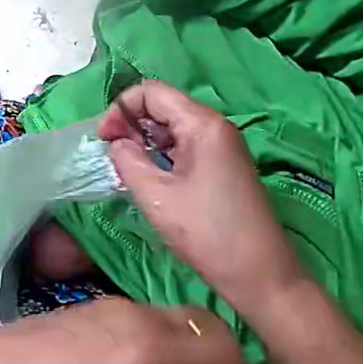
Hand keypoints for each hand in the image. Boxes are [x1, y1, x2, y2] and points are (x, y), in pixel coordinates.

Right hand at [97, 80, 309, 316]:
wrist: (259, 272)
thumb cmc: (207, 232)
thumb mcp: (157, 196)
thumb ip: (129, 161)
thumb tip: (117, 143)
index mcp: (203, 124)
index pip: (152, 91)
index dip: (121, 108)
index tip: (102, 139)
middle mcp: (216, 127)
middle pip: (164, 107)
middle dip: (131, 124)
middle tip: (111, 156)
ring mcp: (223, 147)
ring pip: (174, 129)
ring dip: (146, 142)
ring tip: (126, 170)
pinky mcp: (224, 167)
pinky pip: (186, 148)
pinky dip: (163, 156)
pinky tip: (150, 180)